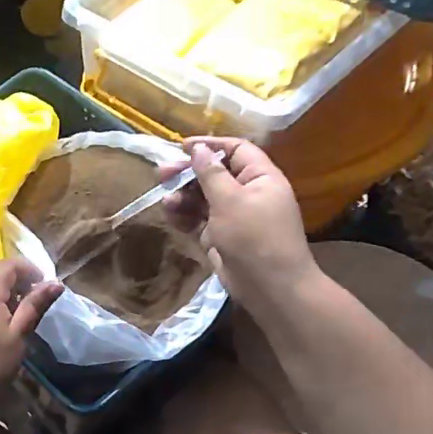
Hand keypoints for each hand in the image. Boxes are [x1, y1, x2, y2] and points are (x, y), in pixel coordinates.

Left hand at [0, 259, 62, 400]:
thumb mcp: (20, 332)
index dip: (30, 268)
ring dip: (11, 291)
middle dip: (21, 279)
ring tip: (26, 310)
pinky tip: (8, 321)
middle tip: (39, 297)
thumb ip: (35, 304)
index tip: (46, 285)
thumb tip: (55, 283)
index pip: (9, 264)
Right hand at [162, 138, 317, 309]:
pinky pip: (201, 221)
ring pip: (204, 199)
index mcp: (261, 177)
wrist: (271, 288)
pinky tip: (171, 215)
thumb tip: (199, 149)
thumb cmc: (255, 238)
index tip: (182, 147)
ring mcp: (235, 217)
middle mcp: (249, 193)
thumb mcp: (231, 201)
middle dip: (188, 174)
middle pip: (215, 174)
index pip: (235, 150)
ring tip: (166, 201)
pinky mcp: (223, 238)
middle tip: (162, 174)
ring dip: (183, 197)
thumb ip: (211, 174)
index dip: (210, 145)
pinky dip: (185, 217)